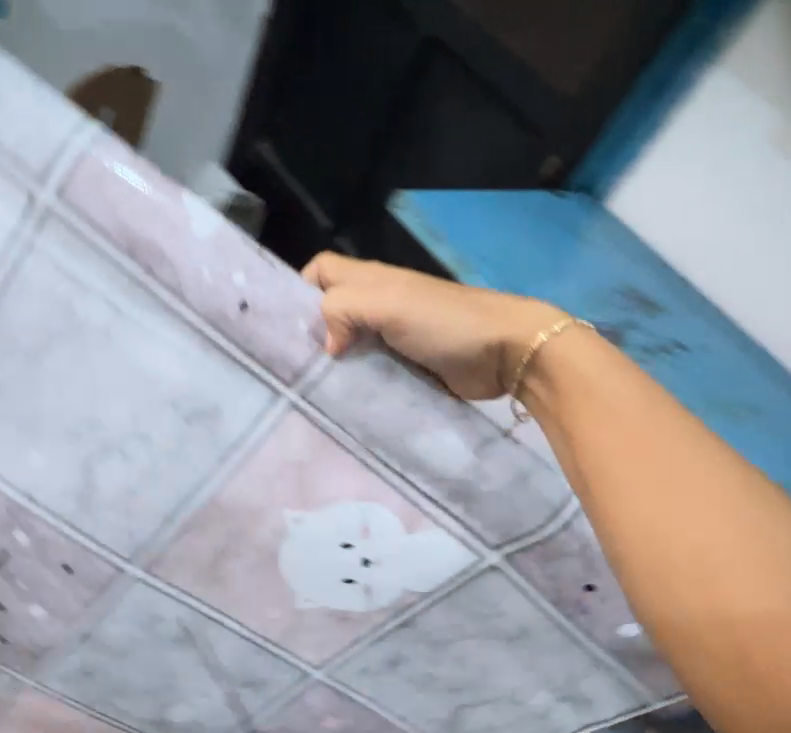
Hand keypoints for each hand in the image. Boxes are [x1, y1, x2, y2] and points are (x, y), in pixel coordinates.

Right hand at [301, 253, 565, 400]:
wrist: (505, 353)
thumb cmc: (444, 321)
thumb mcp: (387, 303)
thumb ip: (343, 309)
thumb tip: (327, 346)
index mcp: (370, 280)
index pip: (320, 271)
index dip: (299, 290)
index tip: (284, 325)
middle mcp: (376, 305)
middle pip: (330, 312)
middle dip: (310, 334)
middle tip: (291, 366)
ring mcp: (391, 338)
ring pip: (347, 346)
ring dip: (332, 365)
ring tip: (312, 389)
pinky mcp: (405, 368)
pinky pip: (370, 373)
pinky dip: (357, 384)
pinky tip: (344, 402)